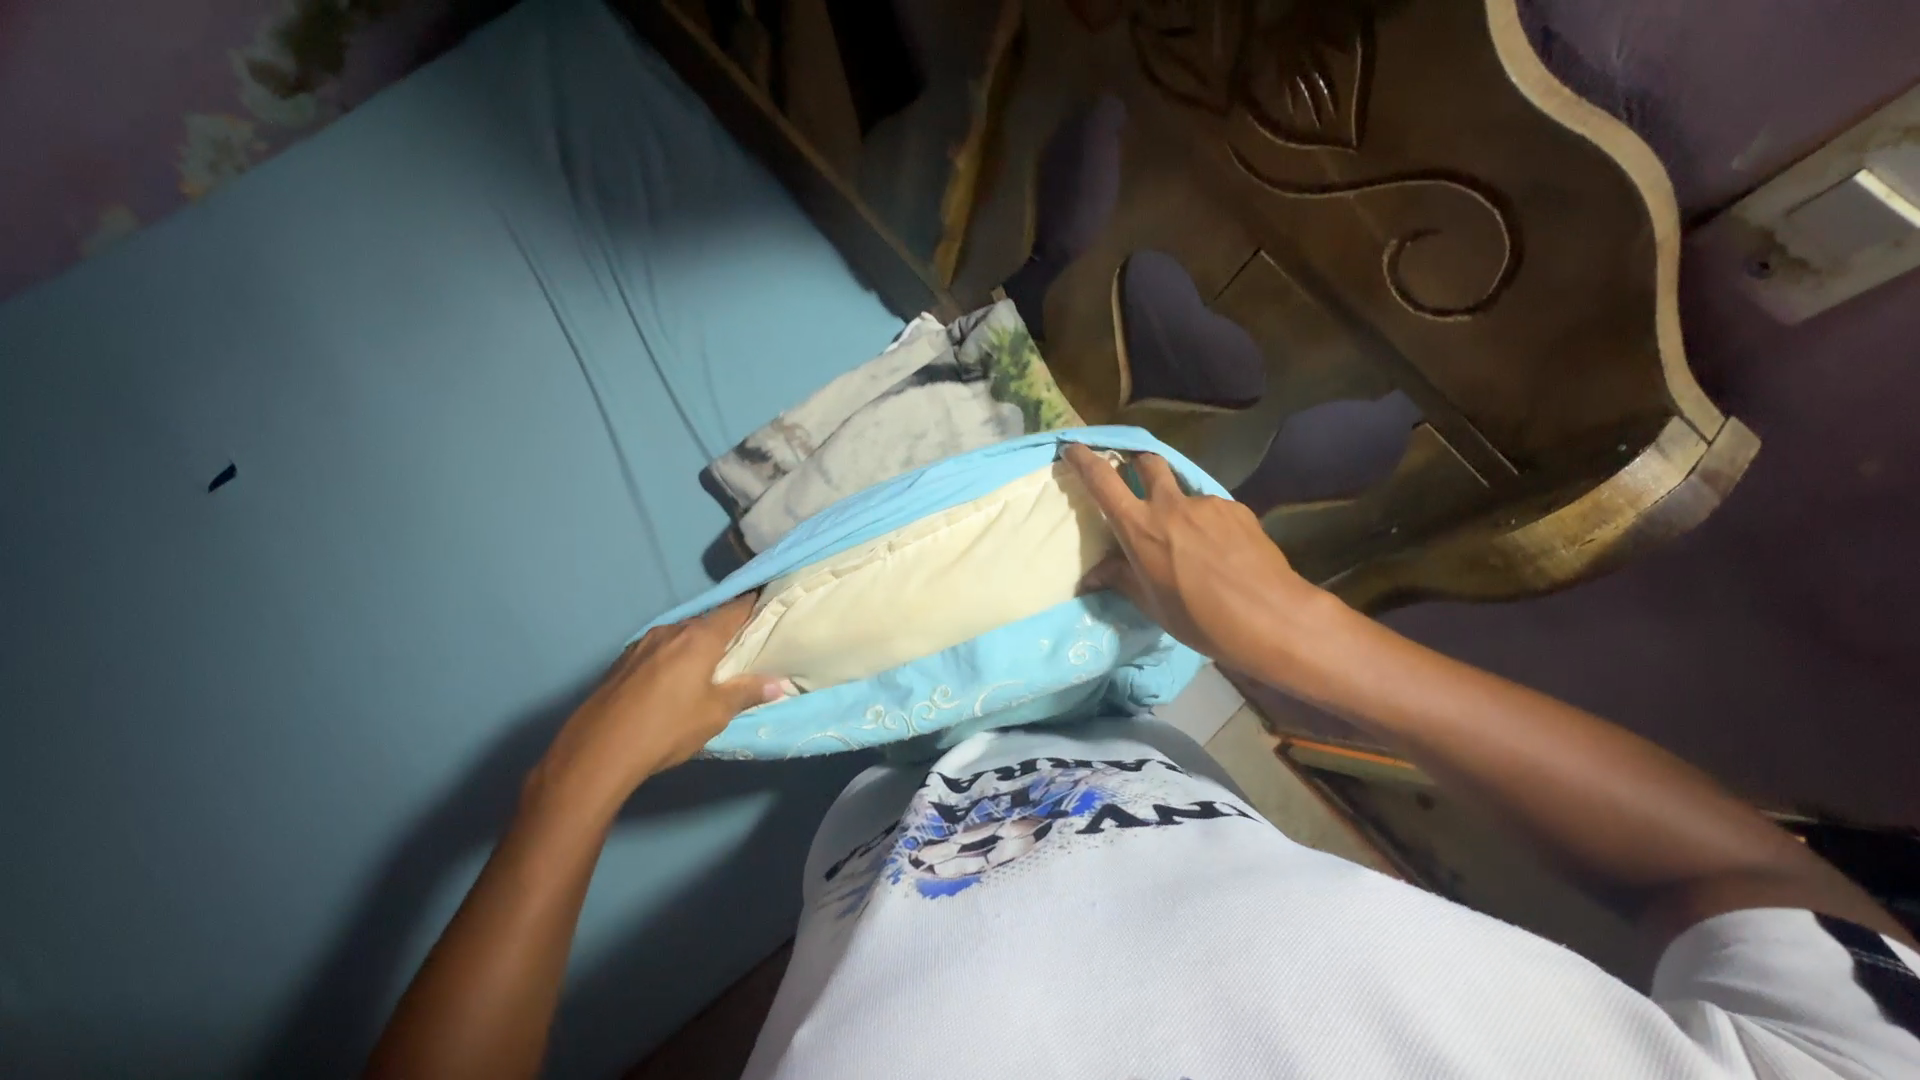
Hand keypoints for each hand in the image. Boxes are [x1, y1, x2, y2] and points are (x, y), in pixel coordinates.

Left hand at [524, 595, 783, 816]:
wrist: (599, 749)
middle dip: (728, 630)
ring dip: (699, 644)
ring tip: (714, 663)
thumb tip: (779, 684)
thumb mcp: (716, 714)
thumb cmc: (667, 727)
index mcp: (700, 636)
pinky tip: (677, 677)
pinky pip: (661, 648)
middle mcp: (672, 630)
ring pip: (682, 635)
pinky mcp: (624, 660)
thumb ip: (747, 692)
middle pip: (708, 621)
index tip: (771, 608)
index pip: (736, 608)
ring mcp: (644, 643)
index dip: (755, 605)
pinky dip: (676, 655)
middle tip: (747, 645)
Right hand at [1064, 443, 1336, 680]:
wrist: (1270, 616)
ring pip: (1184, 490)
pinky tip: (1220, 551)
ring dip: (1177, 503)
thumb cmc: (1200, 618)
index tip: (1074, 448)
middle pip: (1148, 462)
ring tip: (1190, 539)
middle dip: (1137, 462)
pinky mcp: (1237, 509)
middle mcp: (1171, 505)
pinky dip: (1207, 523)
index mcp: (1140, 528)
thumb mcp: (1152, 605)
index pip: (1103, 481)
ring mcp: (1207, 504)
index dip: (1084, 460)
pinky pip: (1212, 509)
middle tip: (1135, 477)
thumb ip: (1122, 579)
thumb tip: (1092, 575)